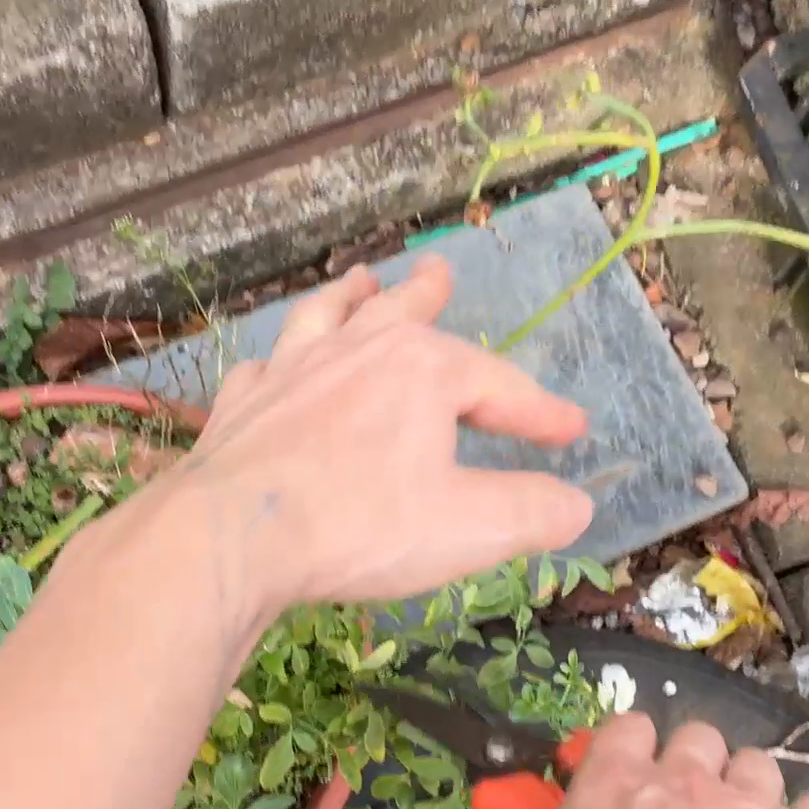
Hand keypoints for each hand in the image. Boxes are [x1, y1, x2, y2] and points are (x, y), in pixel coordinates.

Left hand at [160, 256, 594, 610]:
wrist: (232, 535)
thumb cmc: (358, 526)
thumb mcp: (468, 529)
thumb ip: (531, 513)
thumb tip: (576, 505)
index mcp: (420, 372)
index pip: (499, 386)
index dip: (540, 411)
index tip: (570, 429)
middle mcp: (353, 353)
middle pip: (401, 312)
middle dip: (428, 296)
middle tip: (440, 273)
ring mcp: (289, 372)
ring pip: (325, 318)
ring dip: (348, 297)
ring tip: (360, 279)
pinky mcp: (242, 405)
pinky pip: (265, 369)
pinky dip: (278, 363)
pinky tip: (275, 366)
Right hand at [487, 715, 808, 808]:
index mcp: (614, 782)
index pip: (623, 727)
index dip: (625, 745)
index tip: (620, 776)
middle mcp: (682, 776)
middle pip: (695, 736)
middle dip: (693, 761)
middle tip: (685, 806)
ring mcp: (751, 802)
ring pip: (756, 764)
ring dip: (750, 787)